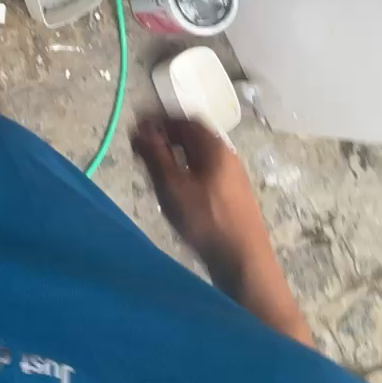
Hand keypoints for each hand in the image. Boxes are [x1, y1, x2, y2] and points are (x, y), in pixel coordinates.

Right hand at [134, 114, 313, 345]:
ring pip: (198, 155)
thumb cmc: (206, 220)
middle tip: (141, 150)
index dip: (159, 119)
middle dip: (165, 137)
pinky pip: (205, 171)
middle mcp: (227, 156)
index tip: (136, 128)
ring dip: (174, 155)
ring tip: (154, 171)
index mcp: (215, 147)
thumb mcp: (172, 186)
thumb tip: (140, 127)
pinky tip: (175, 191)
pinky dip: (185, 171)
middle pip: (192, 136)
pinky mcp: (234, 196)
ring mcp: (234, 177)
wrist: (245, 263)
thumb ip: (154, 154)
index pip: (184, 120)